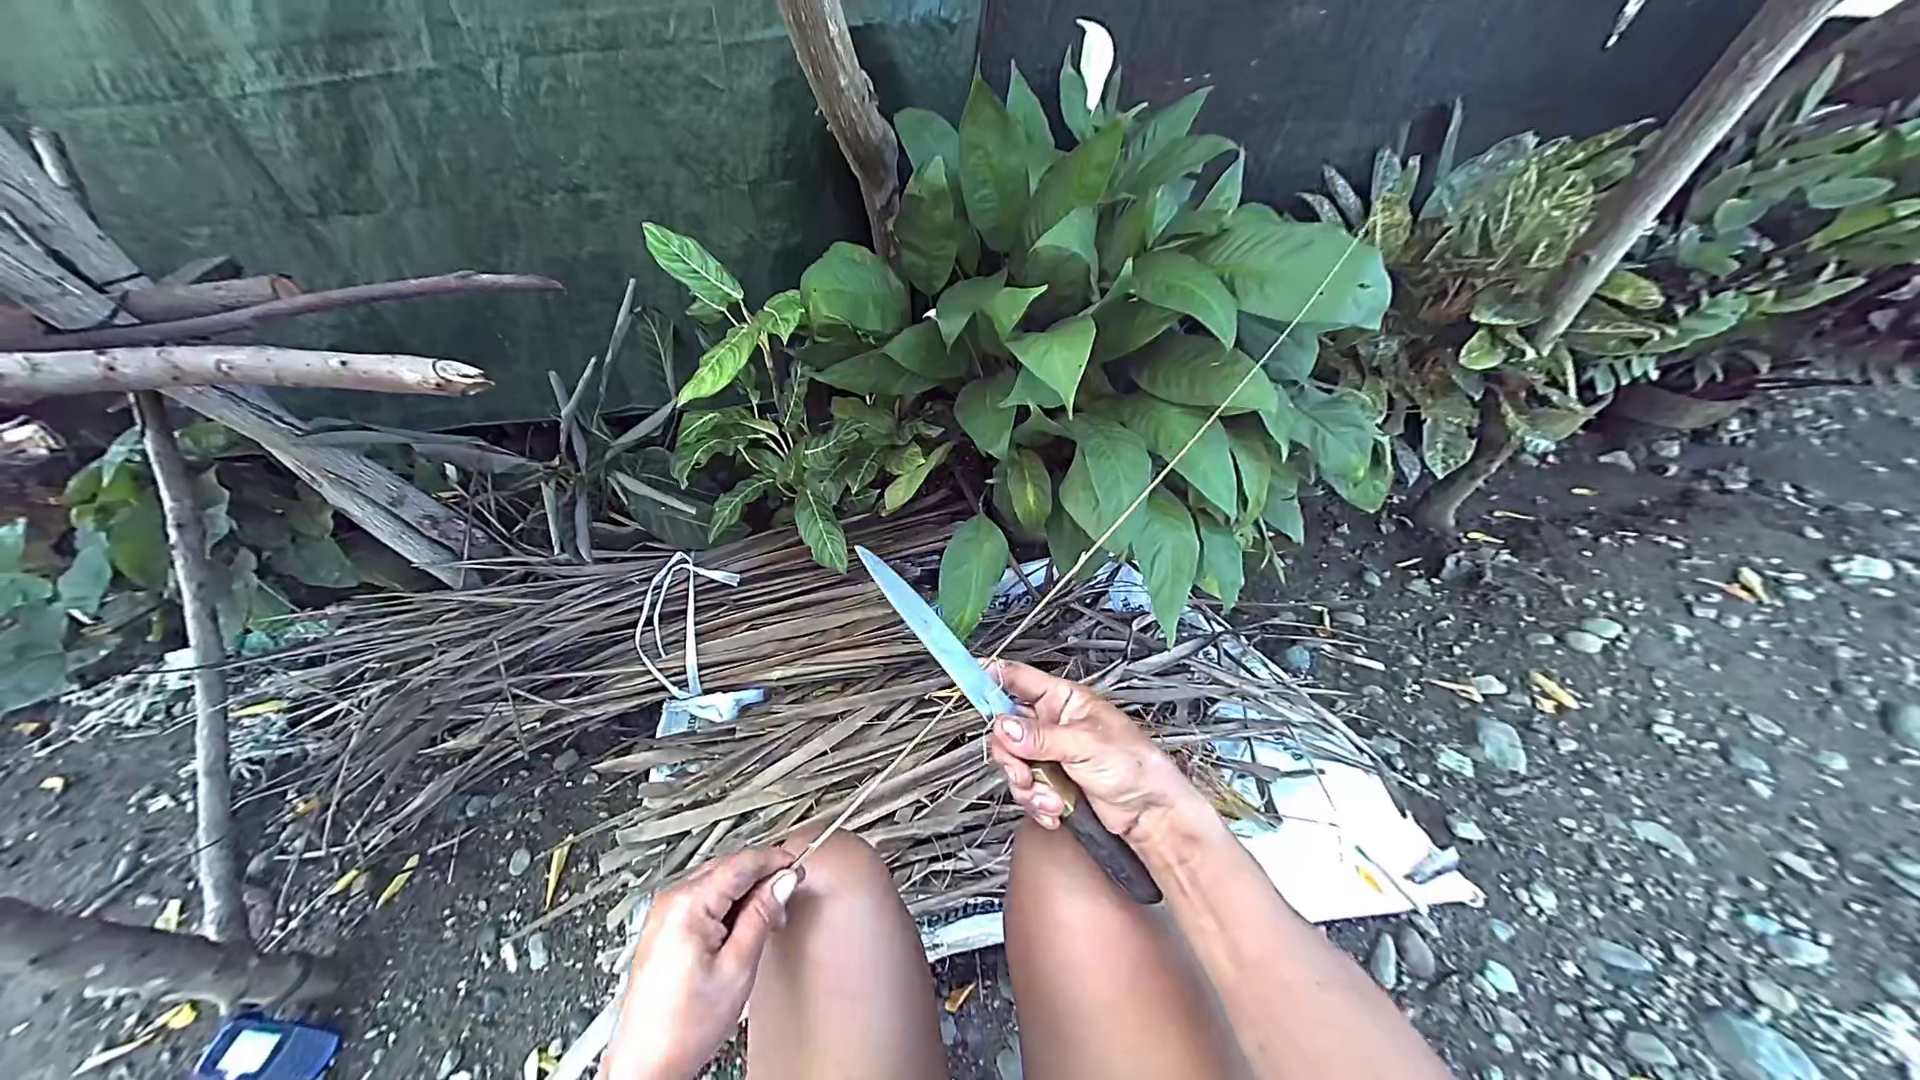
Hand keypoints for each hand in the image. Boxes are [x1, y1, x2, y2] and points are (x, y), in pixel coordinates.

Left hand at [598, 848, 801, 1079]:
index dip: (775, 861)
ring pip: (718, 881)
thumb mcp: (738, 967)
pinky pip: (704, 899)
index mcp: (688, 905)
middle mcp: (671, 901)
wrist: (646, 1067)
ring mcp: (664, 913)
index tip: (797, 866)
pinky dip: (728, 905)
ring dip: (747, 892)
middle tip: (787, 897)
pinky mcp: (664, 927)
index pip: (742, 862)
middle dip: (762, 879)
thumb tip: (783, 881)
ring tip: (767, 920)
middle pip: (729, 867)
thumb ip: (762, 915)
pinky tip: (742, 927)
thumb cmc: (682, 1028)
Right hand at [985, 659, 1202, 845]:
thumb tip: (1004, 725)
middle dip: (1011, 756)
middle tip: (1023, 771)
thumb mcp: (1086, 744)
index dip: (992, 676)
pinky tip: (1056, 810)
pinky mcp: (1051, 782)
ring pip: (1012, 763)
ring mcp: (1050, 754)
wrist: (1152, 814)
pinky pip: (1025, 789)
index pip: (1019, 679)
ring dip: (1027, 787)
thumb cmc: (1136, 765)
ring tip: (1051, 798)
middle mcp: (1052, 724)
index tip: (967, 677)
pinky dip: (1036, 804)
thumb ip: (1041, 736)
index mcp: (1063, 700)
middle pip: (1006, 729)